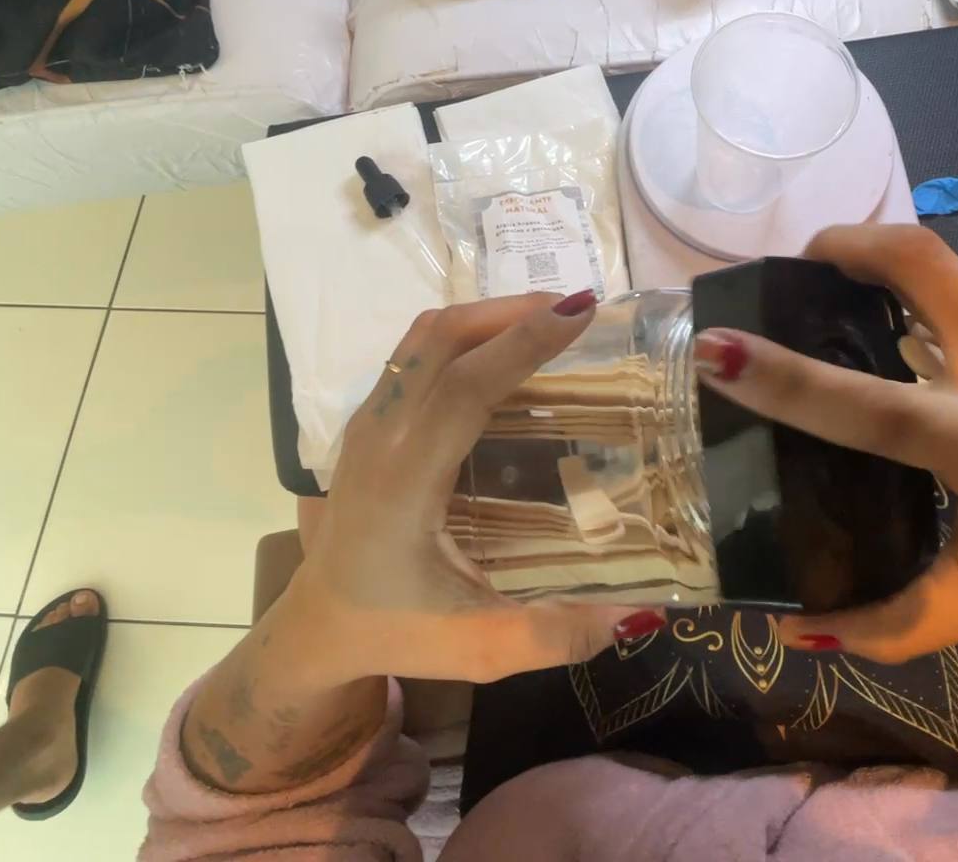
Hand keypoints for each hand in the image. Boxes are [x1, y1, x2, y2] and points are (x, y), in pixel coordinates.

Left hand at [275, 291, 657, 687]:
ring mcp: (367, 423)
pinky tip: (498, 352)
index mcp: (406, 480)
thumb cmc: (396, 631)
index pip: (466, 385)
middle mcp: (380, 436)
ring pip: (422, 338)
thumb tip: (640, 615)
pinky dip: (461, 333)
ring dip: (484, 315)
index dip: (524, 342)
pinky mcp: (367, 422)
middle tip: (574, 309)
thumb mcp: (477, 648)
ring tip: (543, 319)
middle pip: (440, 338)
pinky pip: (413, 354)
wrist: (317, 627)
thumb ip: (556, 636)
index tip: (580, 313)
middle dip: (510, 311)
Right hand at [693, 224, 957, 662]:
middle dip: (850, 244)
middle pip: (920, 264)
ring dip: (928, 322)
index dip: (784, 374)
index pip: (868, 405)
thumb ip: (890, 622)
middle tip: (808, 257)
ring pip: (954, 294)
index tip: (718, 345)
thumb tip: (791, 628)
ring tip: (948, 374)